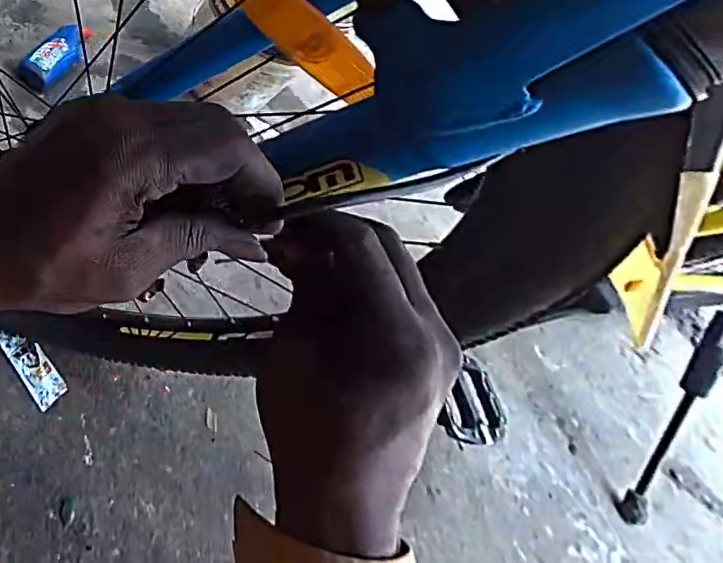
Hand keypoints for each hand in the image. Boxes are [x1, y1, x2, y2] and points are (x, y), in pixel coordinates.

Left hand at [0, 96, 282, 316]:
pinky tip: (165, 196)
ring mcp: (96, 109)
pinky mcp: (81, 115)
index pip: (226, 144)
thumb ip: (194, 237)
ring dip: (203, 160)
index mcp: (132, 151)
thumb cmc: (43, 266)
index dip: (260, 180)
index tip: (269, 220)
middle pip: (208, 122)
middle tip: (238, 223)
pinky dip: (169, 152)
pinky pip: (145, 122)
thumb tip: (254, 238)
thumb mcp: (127, 266)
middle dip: (236, 169)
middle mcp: (118, 115)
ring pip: (178, 119)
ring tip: (201, 219)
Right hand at [256, 214, 458, 558]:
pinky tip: (323, 286)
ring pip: (394, 268)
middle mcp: (436, 333)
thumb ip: (306, 287)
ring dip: (348, 255)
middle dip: (335, 232)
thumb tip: (295, 239)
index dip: (318, 221)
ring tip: (300, 259)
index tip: (281, 219)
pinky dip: (361, 280)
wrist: (345, 503)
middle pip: (388, 248)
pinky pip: (396, 295)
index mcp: (400, 335)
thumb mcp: (294, 348)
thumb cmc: (308, 430)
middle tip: (289, 236)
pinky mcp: (433, 355)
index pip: (363, 244)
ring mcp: (442, 344)